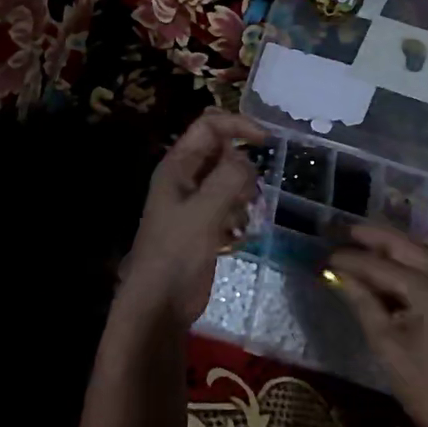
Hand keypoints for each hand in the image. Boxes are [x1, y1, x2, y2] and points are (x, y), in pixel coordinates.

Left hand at [117, 109, 266, 328]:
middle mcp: (184, 178)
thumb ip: (228, 179)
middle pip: (221, 152)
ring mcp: (194, 202)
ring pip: (228, 180)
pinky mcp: (203, 225)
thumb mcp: (205, 211)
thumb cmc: (177, 252)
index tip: (267, 142)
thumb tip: (247, 159)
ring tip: (241, 217)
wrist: (160, 301)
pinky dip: (238, 214)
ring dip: (242, 192)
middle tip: (249, 194)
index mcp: (177, 166)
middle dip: (242, 166)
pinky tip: (238, 234)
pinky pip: (228, 206)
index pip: (208, 126)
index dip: (237, 125)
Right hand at [326, 226, 427, 426]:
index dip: (349, 259)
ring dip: (396, 243)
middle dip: (373, 237)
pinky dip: (414, 256)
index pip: (380, 265)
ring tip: (365, 243)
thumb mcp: (387, 346)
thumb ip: (362, 303)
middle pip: (407, 246)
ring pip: (426, 250)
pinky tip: (394, 265)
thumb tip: (336, 275)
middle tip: (341, 232)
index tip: (323, 256)